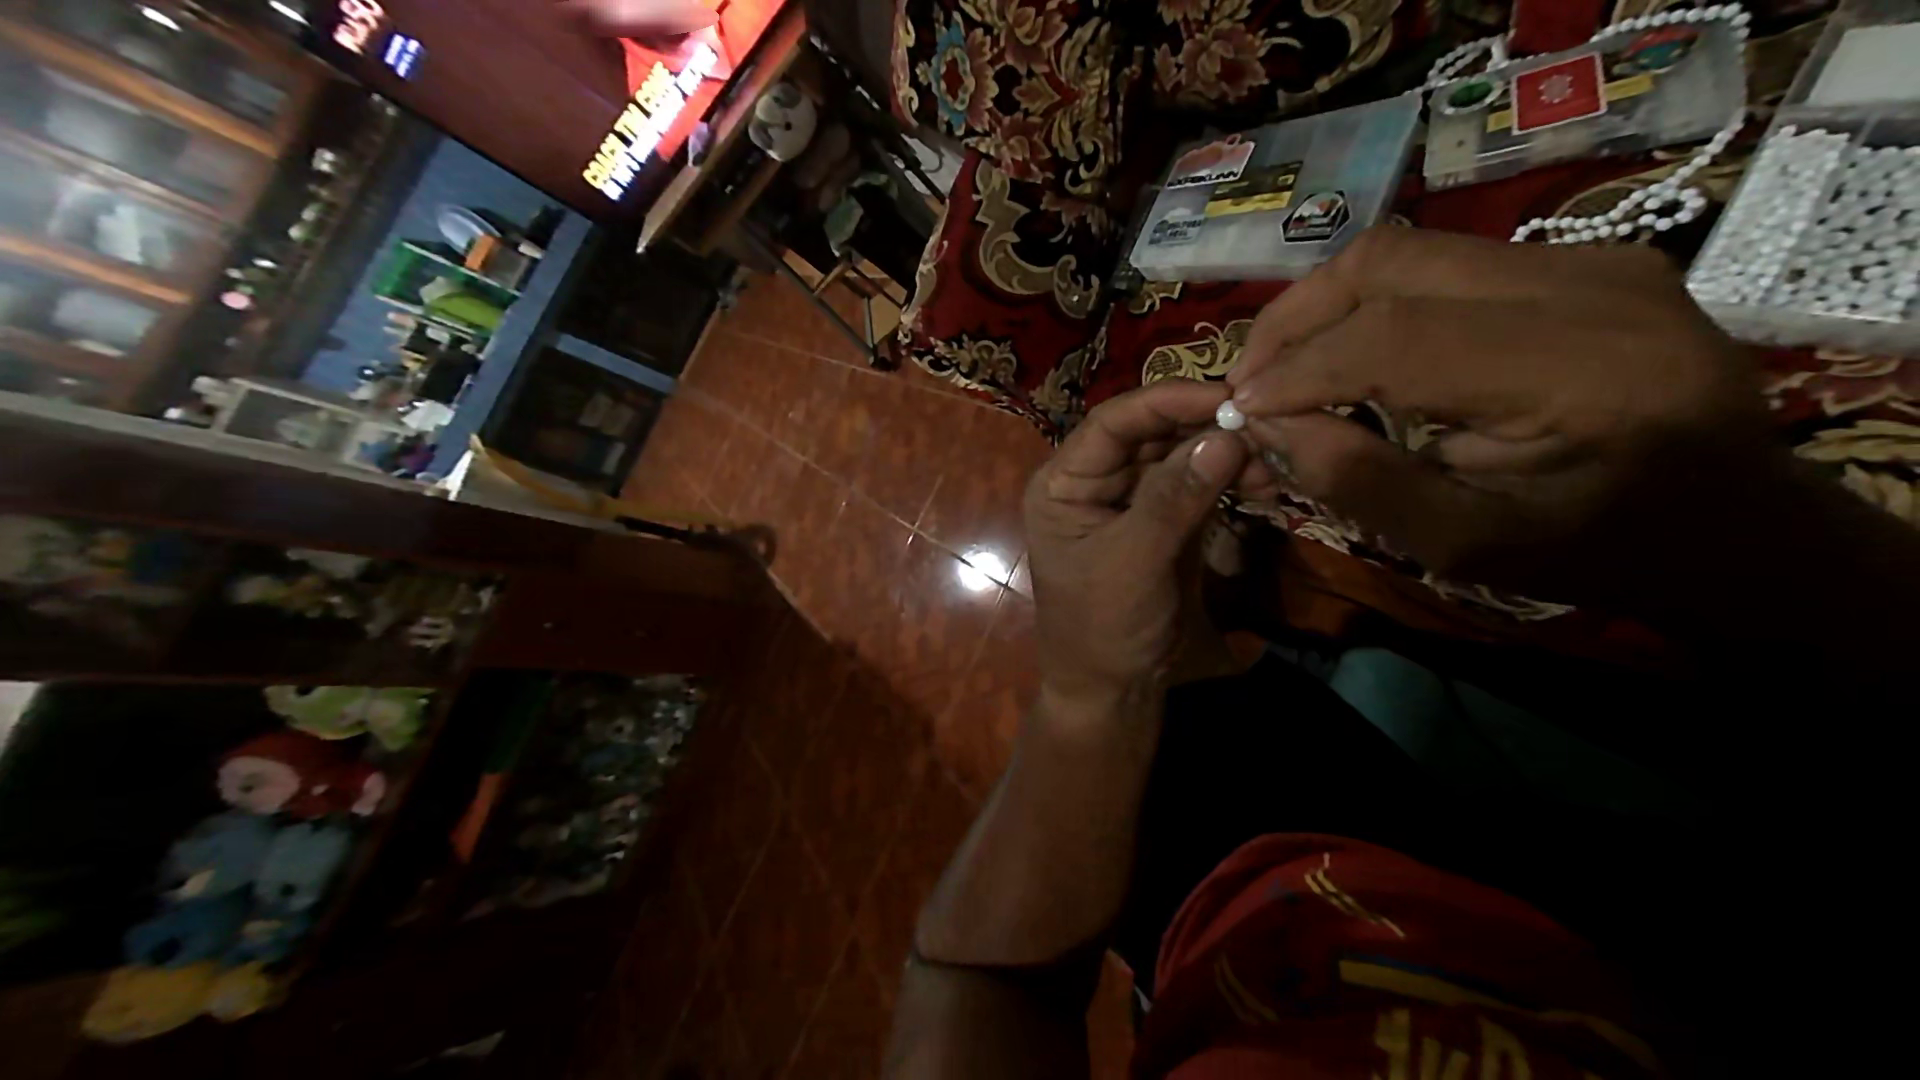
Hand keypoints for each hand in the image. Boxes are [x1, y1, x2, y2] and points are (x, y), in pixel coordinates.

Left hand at [1024, 380, 1248, 706]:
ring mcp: (1130, 499)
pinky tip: (1262, 484)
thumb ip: (1175, 499)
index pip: (1113, 422)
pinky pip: (1197, 485)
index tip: (1228, 396)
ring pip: (1179, 455)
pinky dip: (1229, 480)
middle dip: (1206, 427)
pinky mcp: (1163, 520)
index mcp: (1064, 483)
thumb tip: (1226, 435)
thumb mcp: (1134, 561)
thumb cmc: (1104, 626)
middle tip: (1265, 428)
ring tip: (1269, 467)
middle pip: (1151, 433)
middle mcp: (1094, 481)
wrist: (1112, 688)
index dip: (1168, 400)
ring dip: (1225, 453)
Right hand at [1226, 225, 1778, 607]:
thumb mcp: (1454, 541)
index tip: (1239, 410)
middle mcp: (1586, 288)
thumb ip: (1352, 477)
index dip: (1297, 370)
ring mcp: (1585, 259)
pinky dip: (1363, 306)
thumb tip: (1262, 420)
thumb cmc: (1586, 549)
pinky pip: (1432, 264)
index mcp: (1575, 374)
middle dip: (1292, 321)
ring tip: (1284, 368)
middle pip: (1384, 264)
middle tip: (1250, 381)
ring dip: (1320, 308)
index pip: (1392, 337)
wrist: (1725, 521)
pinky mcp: (1573, 259)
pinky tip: (1344, 353)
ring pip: (1400, 251)